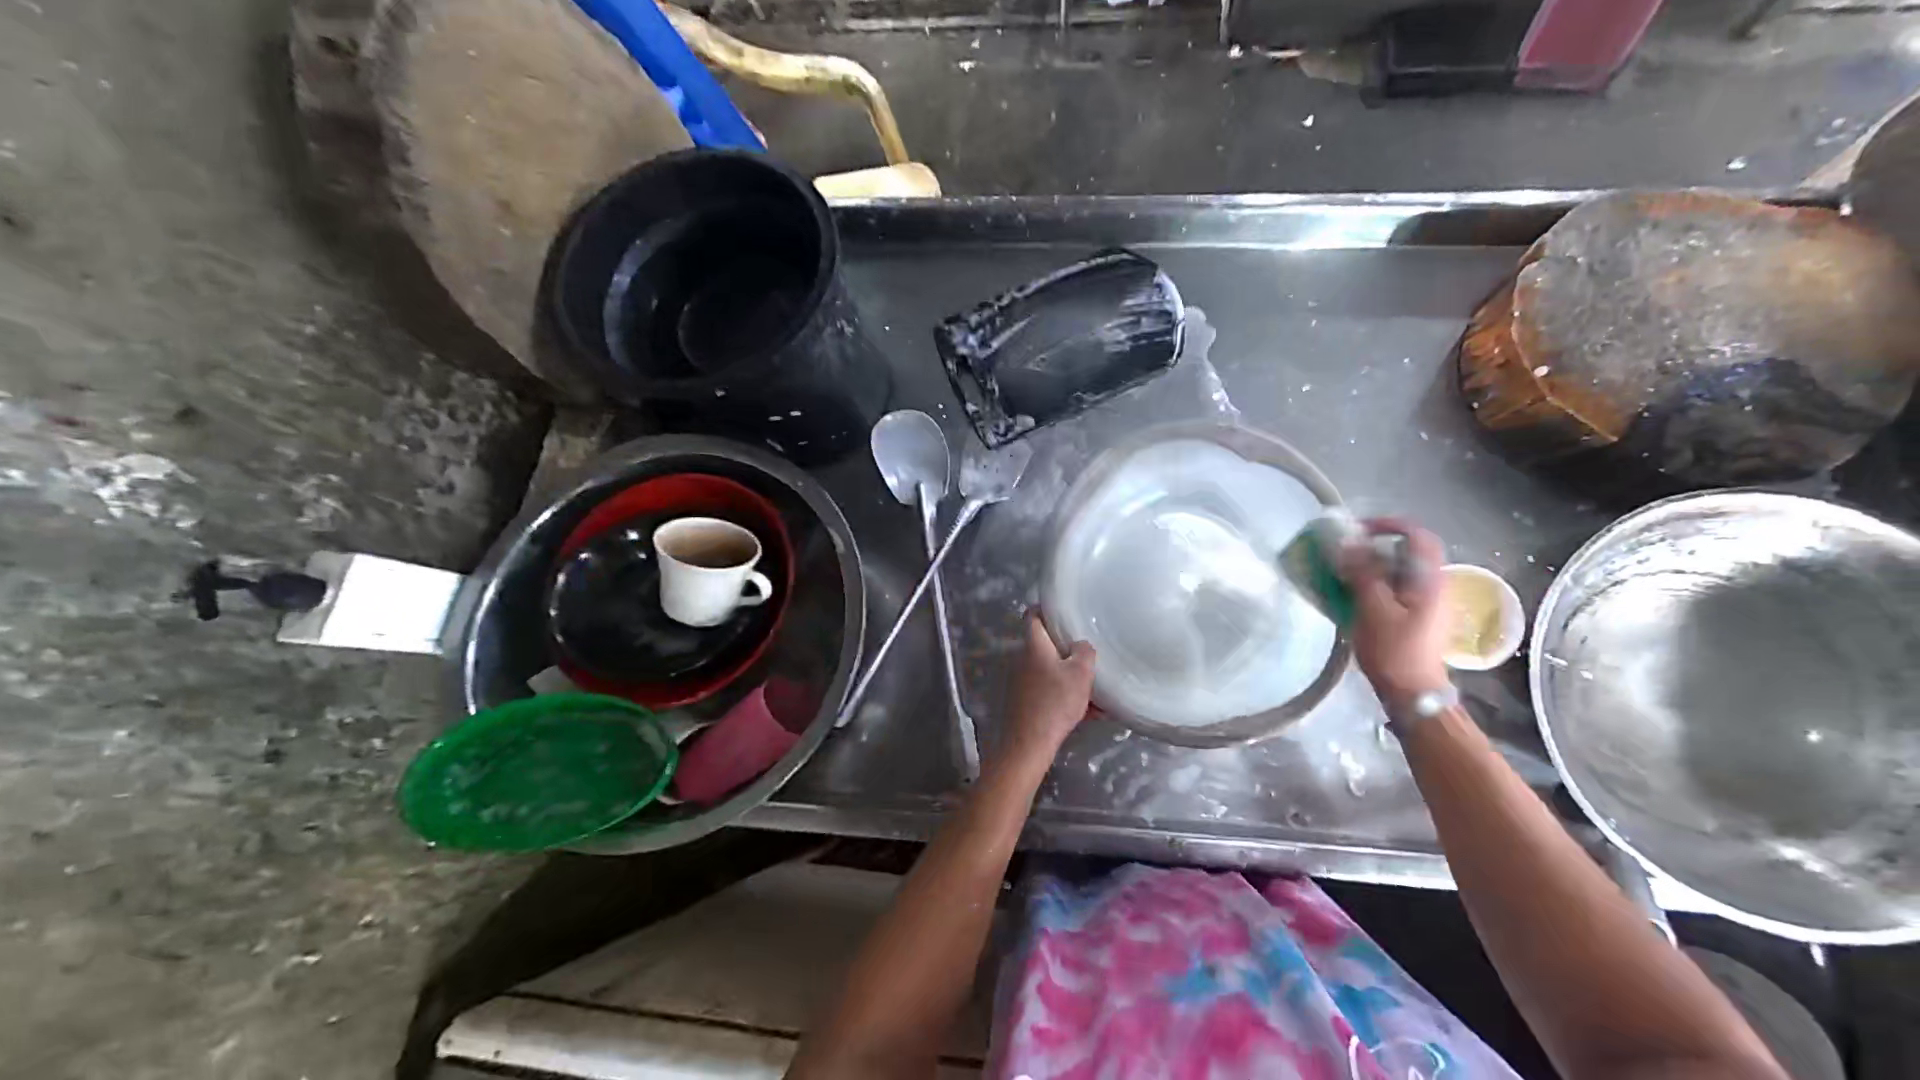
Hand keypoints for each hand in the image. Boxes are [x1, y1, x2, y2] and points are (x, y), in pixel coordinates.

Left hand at [1000, 611, 1095, 764]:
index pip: (1033, 615)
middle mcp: (1023, 659)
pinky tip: (1092, 713)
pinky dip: (1068, 697)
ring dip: (1073, 678)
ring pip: (1052, 671)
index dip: (1047, 608)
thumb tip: (1080, 645)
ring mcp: (1022, 681)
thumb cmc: (1055, 701)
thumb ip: (1084, 652)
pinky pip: (1051, 691)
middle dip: (1068, 649)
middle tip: (1089, 651)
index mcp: (1034, 646)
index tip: (1066, 611)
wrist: (1030, 743)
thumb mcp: (1080, 673)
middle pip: (1046, 645)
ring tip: (1098, 690)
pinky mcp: (1026, 701)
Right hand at [1339, 518, 1450, 712]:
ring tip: (1341, 572)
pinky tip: (1351, 594)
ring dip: (1370, 565)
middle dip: (1374, 545)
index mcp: (1429, 580)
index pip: (1417, 536)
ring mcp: (1426, 602)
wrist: (1413, 694)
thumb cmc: (1394, 651)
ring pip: (1399, 570)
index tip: (1357, 530)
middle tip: (1344, 551)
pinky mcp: (1415, 616)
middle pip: (1406, 551)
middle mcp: (1433, 585)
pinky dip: (1373, 582)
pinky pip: (1394, 587)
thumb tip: (1349, 542)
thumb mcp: (1373, 609)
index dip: (1388, 525)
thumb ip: (1363, 573)